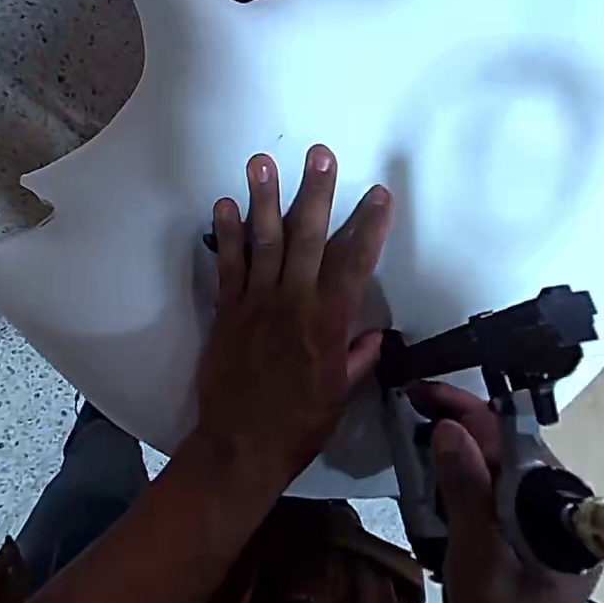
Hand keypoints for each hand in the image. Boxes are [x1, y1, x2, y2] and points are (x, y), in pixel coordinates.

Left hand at [190, 145, 392, 487]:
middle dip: (316, 193)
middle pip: (307, 238)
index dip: (369, 226)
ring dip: (264, 198)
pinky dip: (225, 234)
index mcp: (327, 322)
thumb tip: (374, 334)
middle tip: (320, 155)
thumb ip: (356, 357)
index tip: (379, 196)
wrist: (239, 447)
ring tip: (262, 162)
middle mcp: (292, 302)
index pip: (354, 263)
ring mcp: (255, 302)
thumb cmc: (298, 424)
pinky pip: (227, 265)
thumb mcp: (339, 394)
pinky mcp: (227, 310)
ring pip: (263, 241)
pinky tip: (224, 204)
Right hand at [411, 381, 595, 602]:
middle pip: (504, 441)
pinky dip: (464, 472)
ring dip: (457, 446)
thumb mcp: (476, 557)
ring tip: (417, 435)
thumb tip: (450, 428)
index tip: (420, 393)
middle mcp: (561, 496)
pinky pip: (496, 480)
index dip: (463, 408)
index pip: (511, 435)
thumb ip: (466, 492)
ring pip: (498, 457)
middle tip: (410, 411)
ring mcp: (548, 509)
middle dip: (456, 423)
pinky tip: (438, 474)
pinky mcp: (533, 521)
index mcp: (560, 501)